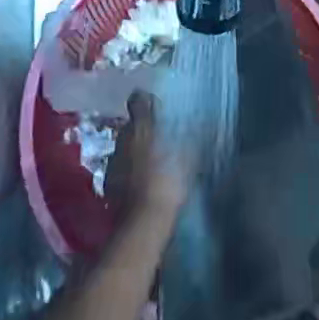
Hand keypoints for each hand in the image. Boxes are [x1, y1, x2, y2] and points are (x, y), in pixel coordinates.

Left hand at [105, 92, 189, 225]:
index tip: (157, 107)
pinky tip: (141, 178)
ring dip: (136, 147)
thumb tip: (210, 126)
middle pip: (132, 123)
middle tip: (160, 136)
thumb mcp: (189, 160)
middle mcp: (123, 136)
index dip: (146, 100)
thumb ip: (195, 140)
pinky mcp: (108, 178)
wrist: (144, 220)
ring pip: (125, 143)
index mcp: (142, 126)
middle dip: (144, 127)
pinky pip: (121, 164)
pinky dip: (129, 167)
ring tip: (152, 159)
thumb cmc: (169, 182)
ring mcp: (113, 157)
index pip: (138, 99)